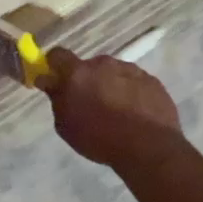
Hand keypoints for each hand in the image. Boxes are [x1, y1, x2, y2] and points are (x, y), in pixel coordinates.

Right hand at [39, 47, 187, 168]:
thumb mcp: (65, 125)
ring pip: (114, 74)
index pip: (57, 55)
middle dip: (87, 81)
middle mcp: (105, 64)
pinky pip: (135, 83)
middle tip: (90, 105)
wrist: (148, 146)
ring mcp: (131, 70)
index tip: (56, 80)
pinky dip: (132, 94)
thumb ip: (57, 98)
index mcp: (78, 73)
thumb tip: (50, 80)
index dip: (54, 66)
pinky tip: (135, 116)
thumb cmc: (99, 138)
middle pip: (90, 67)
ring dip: (111, 87)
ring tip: (117, 114)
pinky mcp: (152, 81)